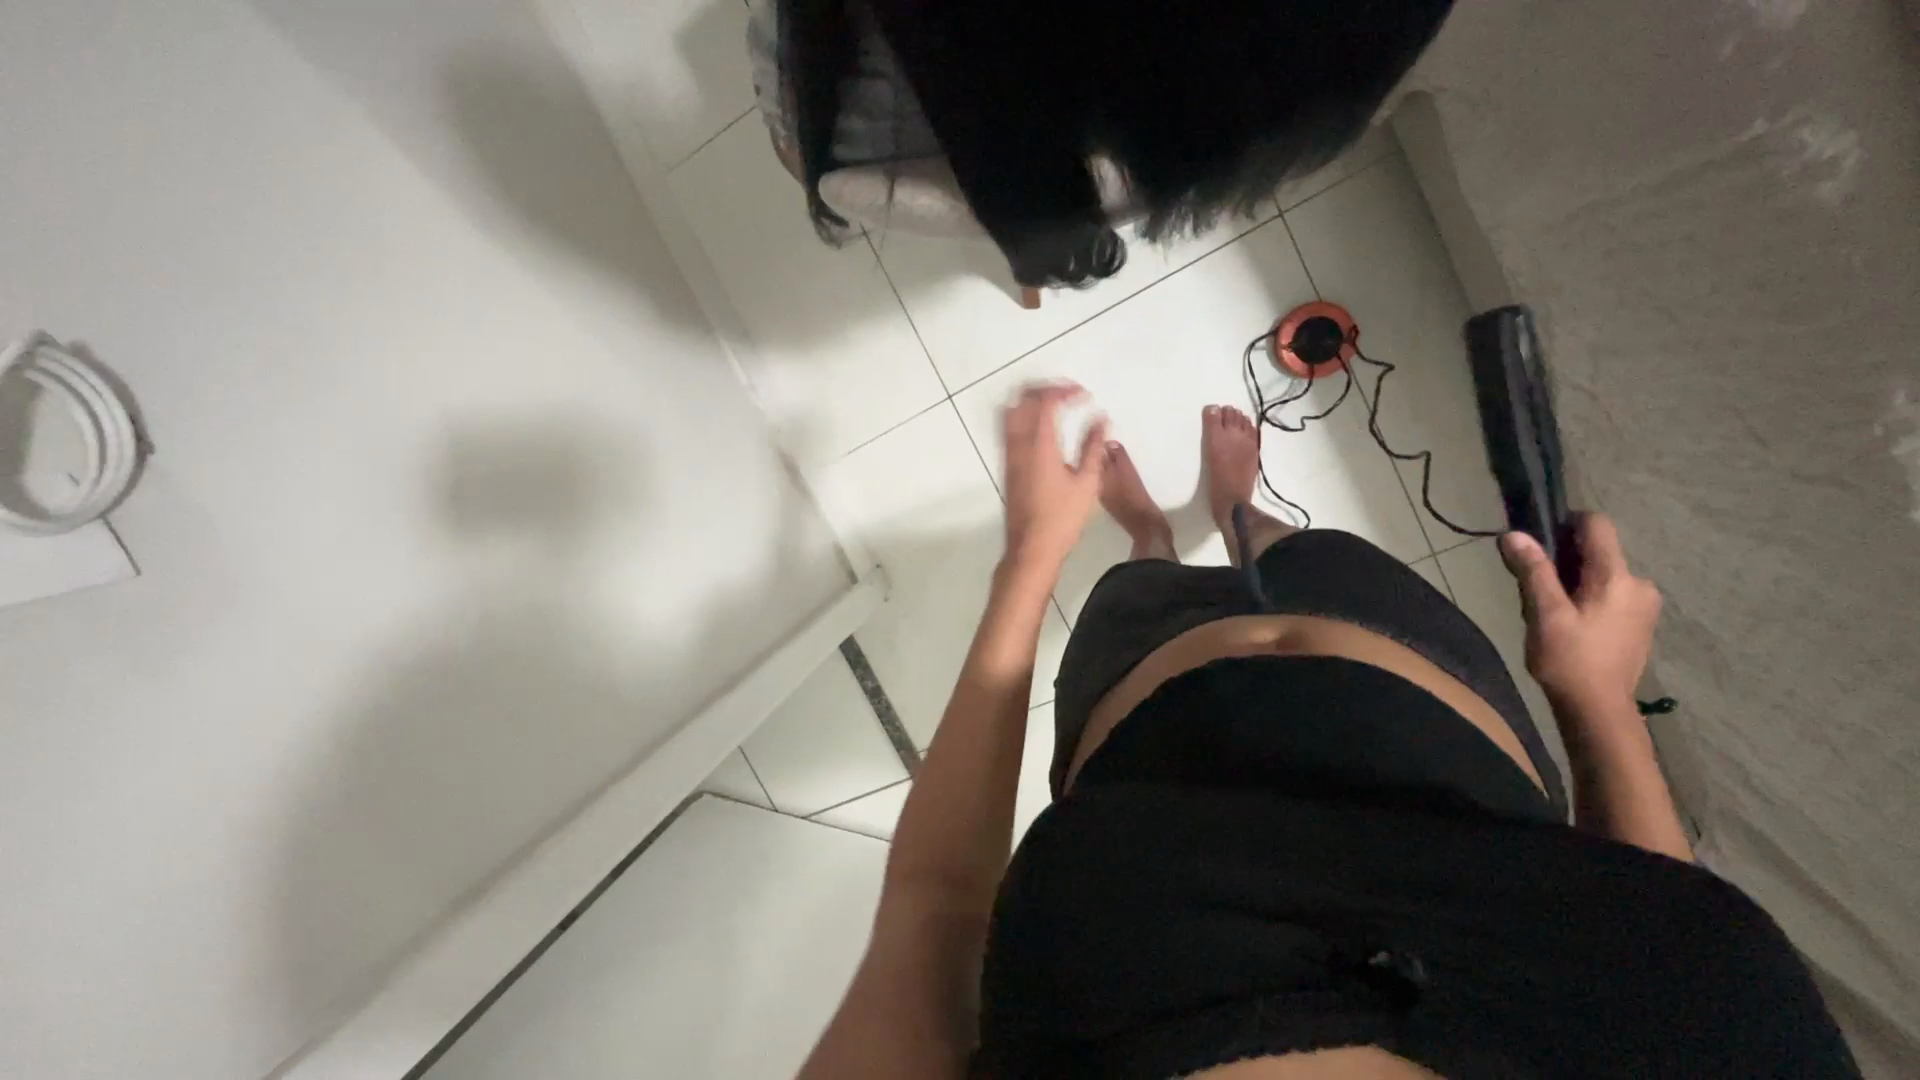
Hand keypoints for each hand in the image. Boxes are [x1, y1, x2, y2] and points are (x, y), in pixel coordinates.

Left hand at [1000, 383, 1106, 578]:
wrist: (1030, 549)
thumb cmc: (1062, 519)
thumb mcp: (1087, 482)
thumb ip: (1093, 446)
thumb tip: (1101, 419)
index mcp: (1039, 445)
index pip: (1046, 401)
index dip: (1065, 391)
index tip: (1085, 395)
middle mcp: (1018, 444)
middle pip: (1022, 398)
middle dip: (1044, 388)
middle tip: (1067, 394)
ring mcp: (1008, 455)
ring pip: (1010, 412)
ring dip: (1030, 401)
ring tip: (1054, 405)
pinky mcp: (1006, 466)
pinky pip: (1008, 428)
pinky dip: (1023, 417)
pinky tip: (1042, 428)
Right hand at [1499, 513, 1660, 712]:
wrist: (1598, 708)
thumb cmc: (1569, 659)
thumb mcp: (1544, 613)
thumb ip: (1533, 571)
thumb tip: (1515, 534)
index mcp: (1617, 577)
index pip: (1597, 525)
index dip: (1566, 523)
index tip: (1538, 543)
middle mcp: (1639, 583)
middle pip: (1597, 552)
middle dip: (1563, 561)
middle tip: (1536, 591)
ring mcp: (1644, 603)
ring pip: (1602, 574)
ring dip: (1574, 581)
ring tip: (1551, 612)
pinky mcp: (1641, 620)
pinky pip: (1610, 592)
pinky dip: (1587, 596)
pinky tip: (1571, 623)